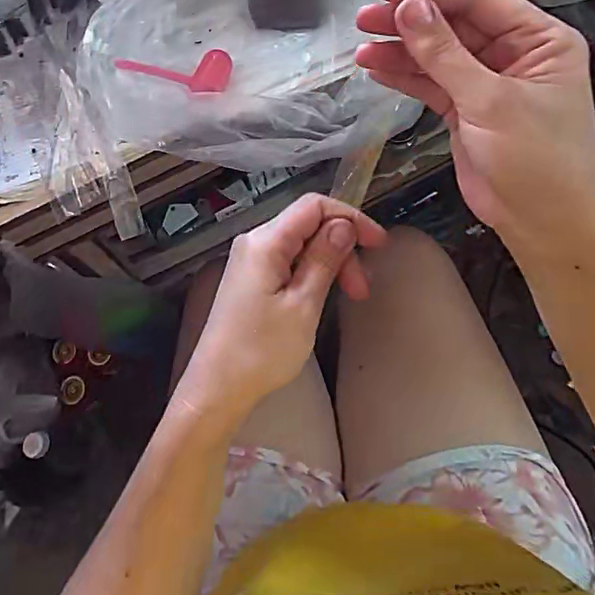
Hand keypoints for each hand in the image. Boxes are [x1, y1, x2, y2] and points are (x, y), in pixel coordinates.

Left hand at [175, 194, 387, 421]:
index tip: (378, 244)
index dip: (350, 217)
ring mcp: (250, 260)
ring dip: (330, 262)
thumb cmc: (261, 351)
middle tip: (362, 288)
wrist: (217, 387)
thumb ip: (324, 260)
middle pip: (308, 224)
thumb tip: (343, 226)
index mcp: (265, 242)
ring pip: (300, 243)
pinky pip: (288, 260)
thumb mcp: (303, 305)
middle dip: (342, 247)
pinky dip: (312, 271)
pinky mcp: (250, 278)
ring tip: (350, 296)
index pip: (313, 206)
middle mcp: (254, 242)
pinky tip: (324, 294)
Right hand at [355, 0, 594, 252]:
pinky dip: (404, 75)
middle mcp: (515, 54)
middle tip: (367, 18)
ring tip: (363, 46)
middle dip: (409, 20)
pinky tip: (376, 67)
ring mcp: (487, 81)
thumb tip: (410, 9)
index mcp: (540, 40)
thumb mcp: (491, 102)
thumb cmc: (540, 165)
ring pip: (436, 52)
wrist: (544, 226)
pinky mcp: (466, 108)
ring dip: (400, 49)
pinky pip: (430, 81)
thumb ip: (445, 53)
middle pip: (453, 23)